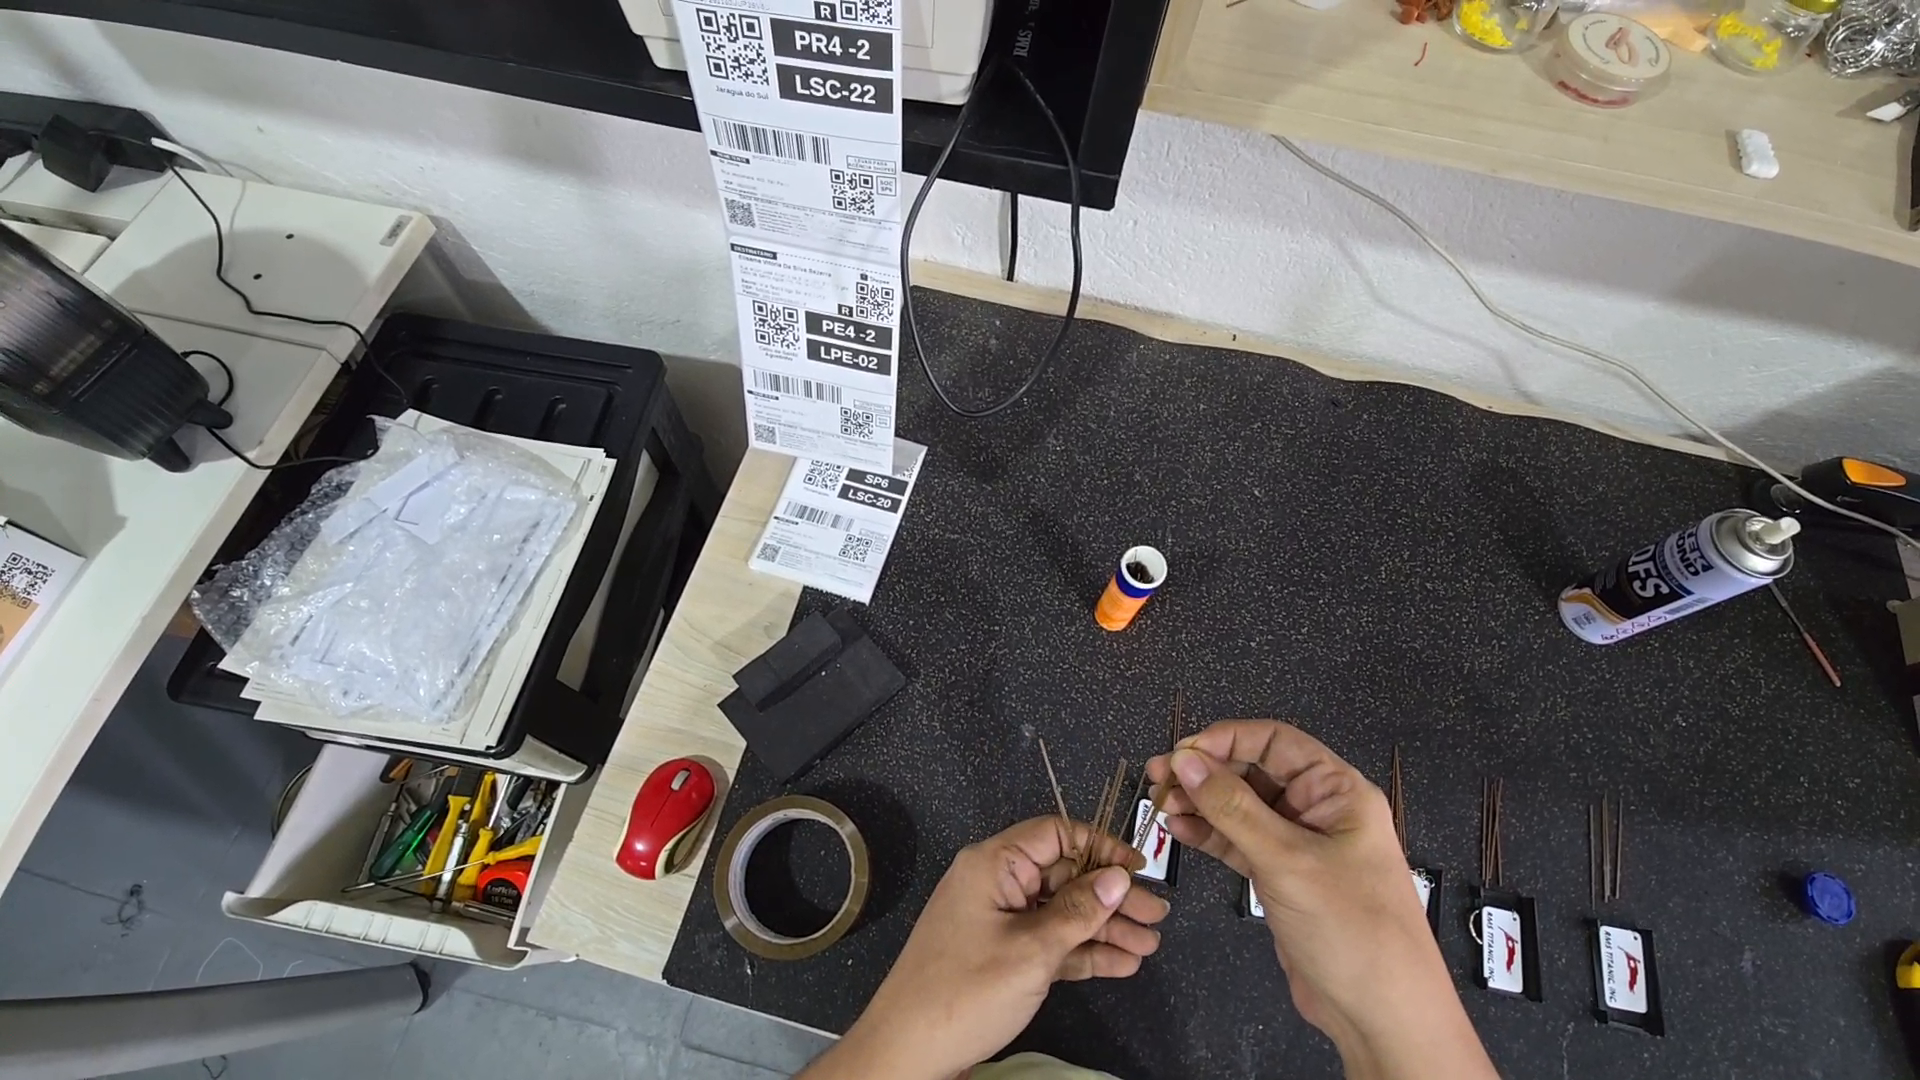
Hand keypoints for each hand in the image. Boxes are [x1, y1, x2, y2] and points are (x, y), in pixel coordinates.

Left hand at [800, 816, 1169, 1079]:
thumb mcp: (1030, 950)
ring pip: (1061, 911)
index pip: (1056, 833)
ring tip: (1150, 945)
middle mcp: (998, 881)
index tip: (1140, 868)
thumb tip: (1119, 876)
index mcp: (995, 863)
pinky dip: (1082, 951)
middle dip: (1111, 895)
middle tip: (1158, 916)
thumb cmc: (967, 990)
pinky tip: (1122, 963)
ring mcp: (1000, 918)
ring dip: (1104, 927)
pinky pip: (1050, 941)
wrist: (907, 1051)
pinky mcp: (1002, 953)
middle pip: (1064, 874)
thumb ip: (1078, 911)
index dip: (1100, 846)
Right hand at [1145, 721, 1495, 1079]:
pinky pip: (1238, 841)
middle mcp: (1317, 810)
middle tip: (1157, 779)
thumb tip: (1182, 759)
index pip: (1274, 742)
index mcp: (1336, 791)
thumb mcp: (1287, 861)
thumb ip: (1231, 807)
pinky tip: (1179, 831)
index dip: (1226, 739)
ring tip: (1159, 805)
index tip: (1181, 753)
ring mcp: (1298, 844)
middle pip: (1251, 772)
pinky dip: (1208, 834)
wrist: (1383, 1019)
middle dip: (1204, 772)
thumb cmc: (1349, 927)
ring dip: (1199, 803)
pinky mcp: (1281, 876)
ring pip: (1239, 807)